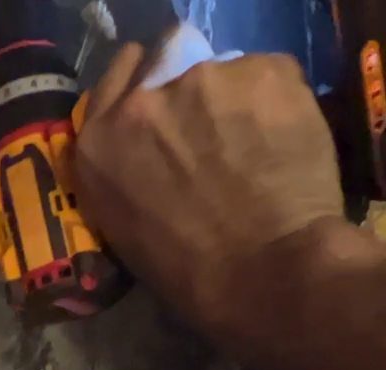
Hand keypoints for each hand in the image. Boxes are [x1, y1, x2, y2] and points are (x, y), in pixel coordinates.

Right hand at [74, 46, 345, 337]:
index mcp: (100, 147)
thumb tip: (155, 165)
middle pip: (169, 73)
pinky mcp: (261, 72)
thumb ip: (132, 180)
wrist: (266, 275)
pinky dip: (279, 108)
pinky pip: (272, 80)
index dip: (141, 89)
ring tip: (259, 154)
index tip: (163, 104)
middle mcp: (143, 103)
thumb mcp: (131, 236)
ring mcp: (203, 81)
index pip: (114, 84)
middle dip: (192, 104)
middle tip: (216, 142)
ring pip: (223, 78)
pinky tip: (286, 148)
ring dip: (237, 108)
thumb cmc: (193, 281)